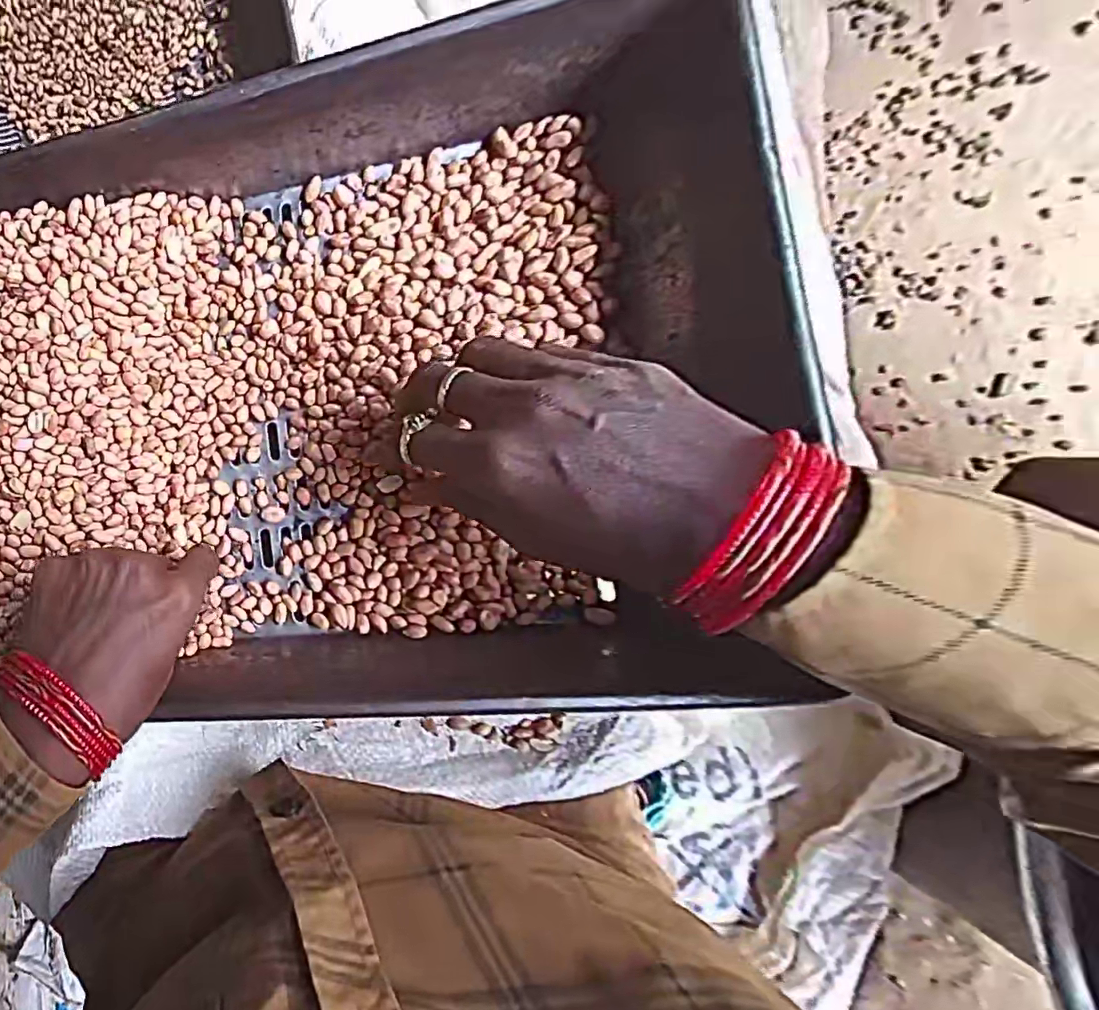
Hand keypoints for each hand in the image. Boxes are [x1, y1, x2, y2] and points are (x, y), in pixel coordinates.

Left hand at [0, 546, 218, 784]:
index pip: (201, 559)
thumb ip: (170, 620)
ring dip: (106, 583)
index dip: (193, 569)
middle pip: (150, 562)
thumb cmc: (112, 702)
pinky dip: (71, 587)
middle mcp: (138, 570)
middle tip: (125, 618)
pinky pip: (72, 569)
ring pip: (109, 563)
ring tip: (91, 623)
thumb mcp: (165, 663)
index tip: (187, 573)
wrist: (52, 712)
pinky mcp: (55, 567)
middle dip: (141, 585)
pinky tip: (67, 618)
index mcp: (175, 597)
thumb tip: (163, 607)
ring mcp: (93, 564)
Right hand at [367, 338, 772, 595]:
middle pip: (437, 379)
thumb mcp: (528, 534)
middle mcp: (519, 410)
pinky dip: (520, 369)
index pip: (419, 439)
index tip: (397, 450)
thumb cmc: (621, 541)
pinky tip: (533, 392)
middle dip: (416, 397)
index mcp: (494, 462)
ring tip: (472, 393)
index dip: (400, 446)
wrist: (729, 515)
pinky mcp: (609, 361)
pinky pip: (542, 350)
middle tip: (418, 411)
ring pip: (483, 350)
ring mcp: (566, 378)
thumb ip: (470, 499)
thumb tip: (432, 483)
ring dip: (465, 373)